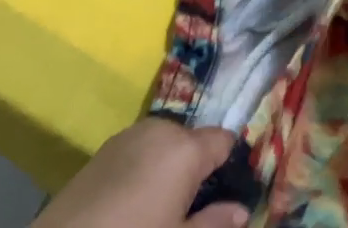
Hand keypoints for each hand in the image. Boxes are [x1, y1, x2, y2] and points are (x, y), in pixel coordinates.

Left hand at [32, 119, 248, 227]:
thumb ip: (215, 223)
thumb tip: (241, 211)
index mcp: (184, 148)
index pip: (224, 140)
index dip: (234, 163)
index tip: (236, 189)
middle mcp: (159, 129)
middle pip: (194, 142)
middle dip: (201, 169)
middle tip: (199, 206)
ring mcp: (129, 134)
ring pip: (167, 144)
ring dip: (174, 168)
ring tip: (169, 206)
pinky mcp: (106, 147)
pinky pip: (142, 150)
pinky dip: (149, 168)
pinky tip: (140, 201)